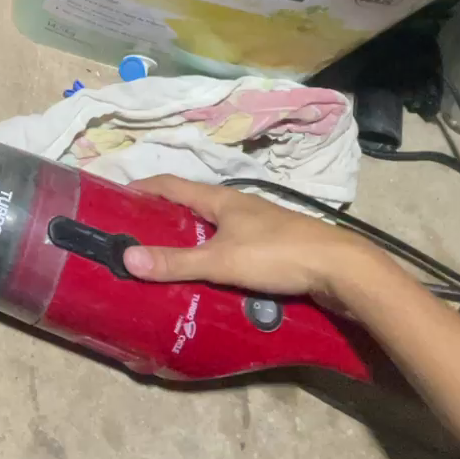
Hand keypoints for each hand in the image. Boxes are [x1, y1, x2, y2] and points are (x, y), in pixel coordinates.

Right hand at [118, 175, 395, 307]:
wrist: (343, 270)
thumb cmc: (277, 254)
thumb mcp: (221, 260)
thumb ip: (176, 262)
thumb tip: (126, 257)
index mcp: (219, 198)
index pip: (171, 184)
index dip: (143, 187)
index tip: (116, 195)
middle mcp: (236, 205)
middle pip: (190, 203)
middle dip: (162, 214)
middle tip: (136, 233)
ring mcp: (257, 225)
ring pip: (212, 226)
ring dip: (189, 236)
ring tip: (165, 257)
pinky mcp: (273, 247)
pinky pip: (230, 245)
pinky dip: (212, 254)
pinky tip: (208, 275)